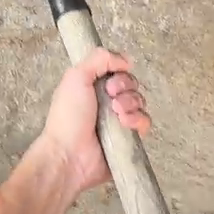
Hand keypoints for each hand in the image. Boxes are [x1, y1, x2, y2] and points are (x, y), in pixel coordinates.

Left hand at [31, 48, 150, 194]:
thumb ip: (100, 59)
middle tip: (111, 97)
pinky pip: (144, 123)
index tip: (108, 82)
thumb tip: (126, 60)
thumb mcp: (77, 76)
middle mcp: (106, 101)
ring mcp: (118, 120)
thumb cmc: (68, 117)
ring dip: (131, 104)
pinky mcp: (128, 138)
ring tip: (117, 113)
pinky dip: (138, 120)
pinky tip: (126, 124)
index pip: (118, 70)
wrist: (70, 154)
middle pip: (131, 84)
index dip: (118, 72)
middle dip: (125, 87)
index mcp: (92, 86)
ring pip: (139, 102)